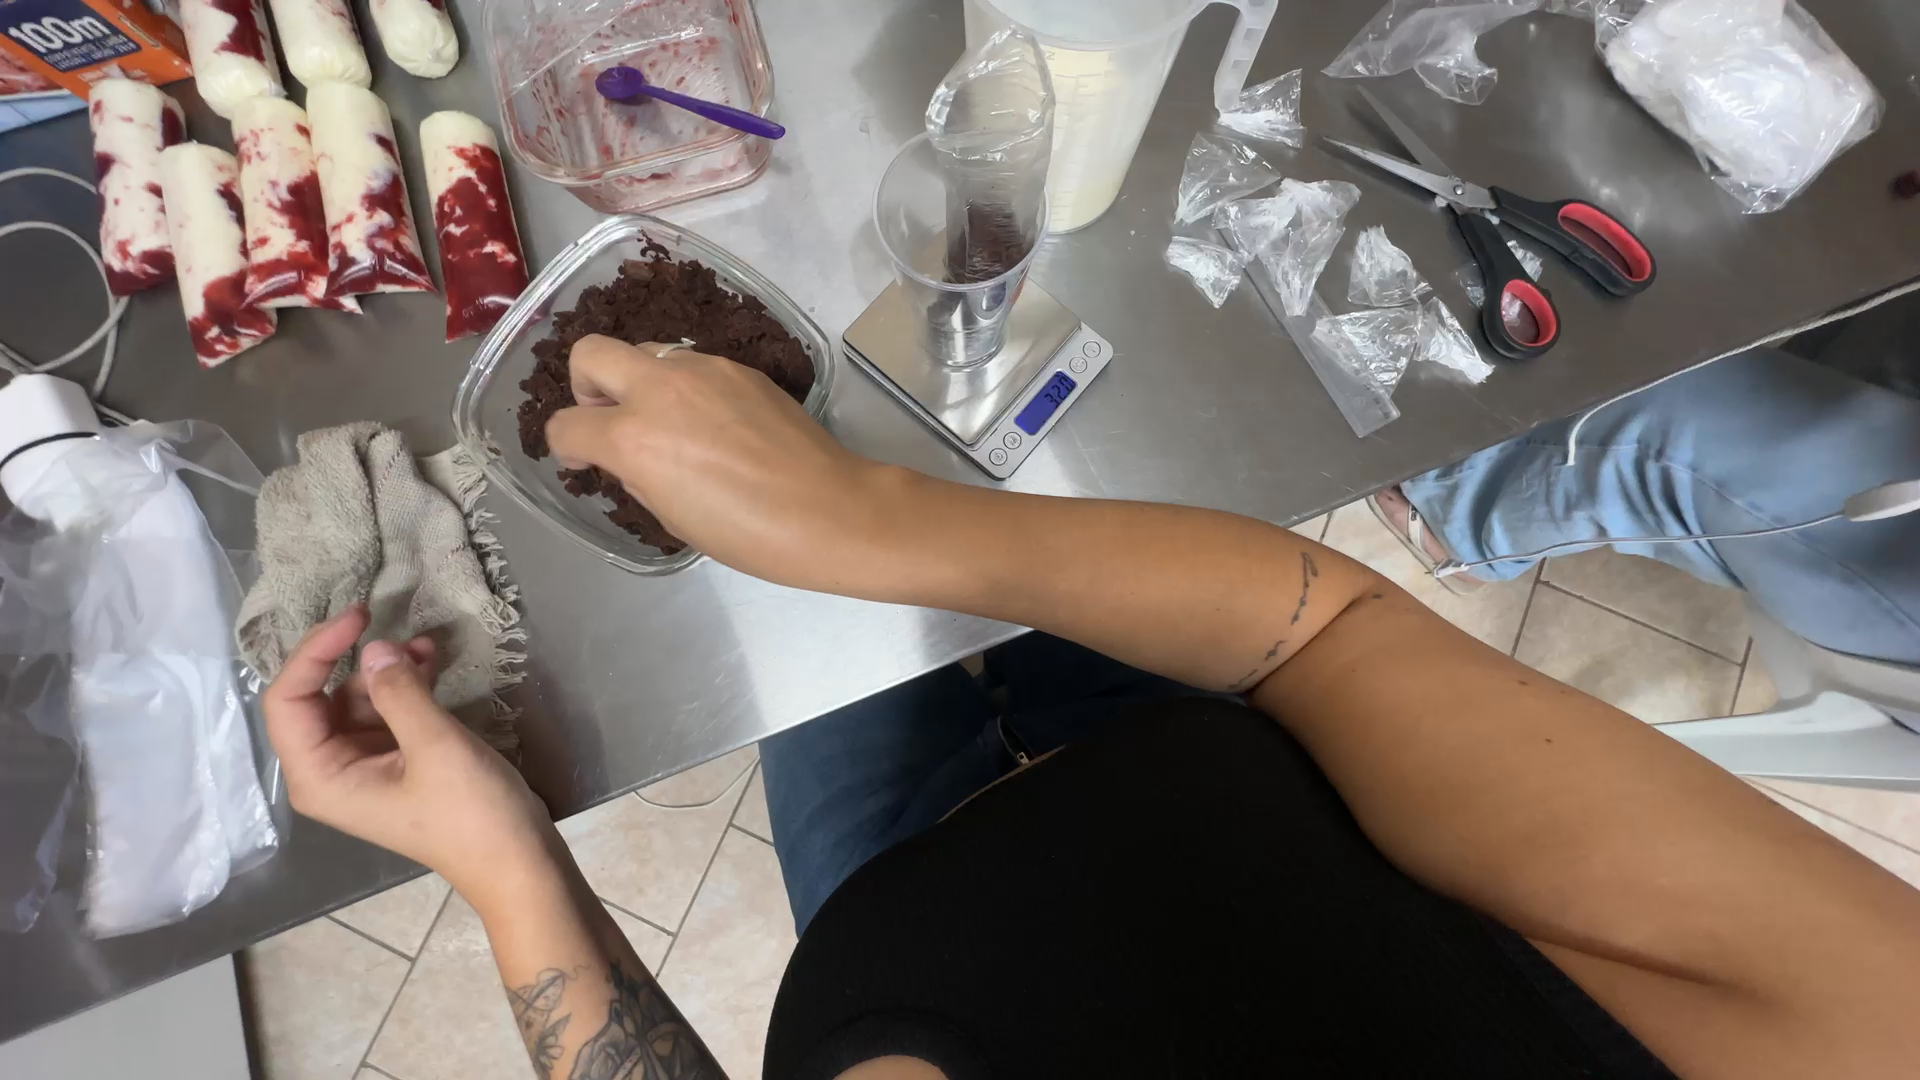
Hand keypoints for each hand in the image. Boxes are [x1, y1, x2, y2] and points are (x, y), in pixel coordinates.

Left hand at [261, 605, 559, 912]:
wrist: (514, 856)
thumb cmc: (469, 810)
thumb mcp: (436, 746)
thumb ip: (401, 694)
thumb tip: (377, 647)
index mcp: (320, 776)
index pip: (290, 702)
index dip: (315, 652)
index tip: (360, 616)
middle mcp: (332, 770)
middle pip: (322, 700)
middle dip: (357, 660)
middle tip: (395, 624)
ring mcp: (368, 767)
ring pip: (362, 703)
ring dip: (391, 671)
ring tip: (429, 645)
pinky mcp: (402, 764)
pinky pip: (392, 715)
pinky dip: (409, 688)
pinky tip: (434, 664)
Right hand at [545, 334, 908, 591]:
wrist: (830, 510)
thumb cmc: (750, 533)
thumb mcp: (674, 517)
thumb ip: (637, 474)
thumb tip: (627, 456)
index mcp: (634, 437)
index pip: (566, 424)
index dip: (567, 448)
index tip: (585, 462)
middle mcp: (662, 389)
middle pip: (591, 354)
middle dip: (588, 386)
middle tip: (614, 420)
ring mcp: (706, 370)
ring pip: (648, 352)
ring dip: (643, 382)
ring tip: (674, 423)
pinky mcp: (743, 368)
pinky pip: (695, 364)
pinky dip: (688, 386)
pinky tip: (719, 423)